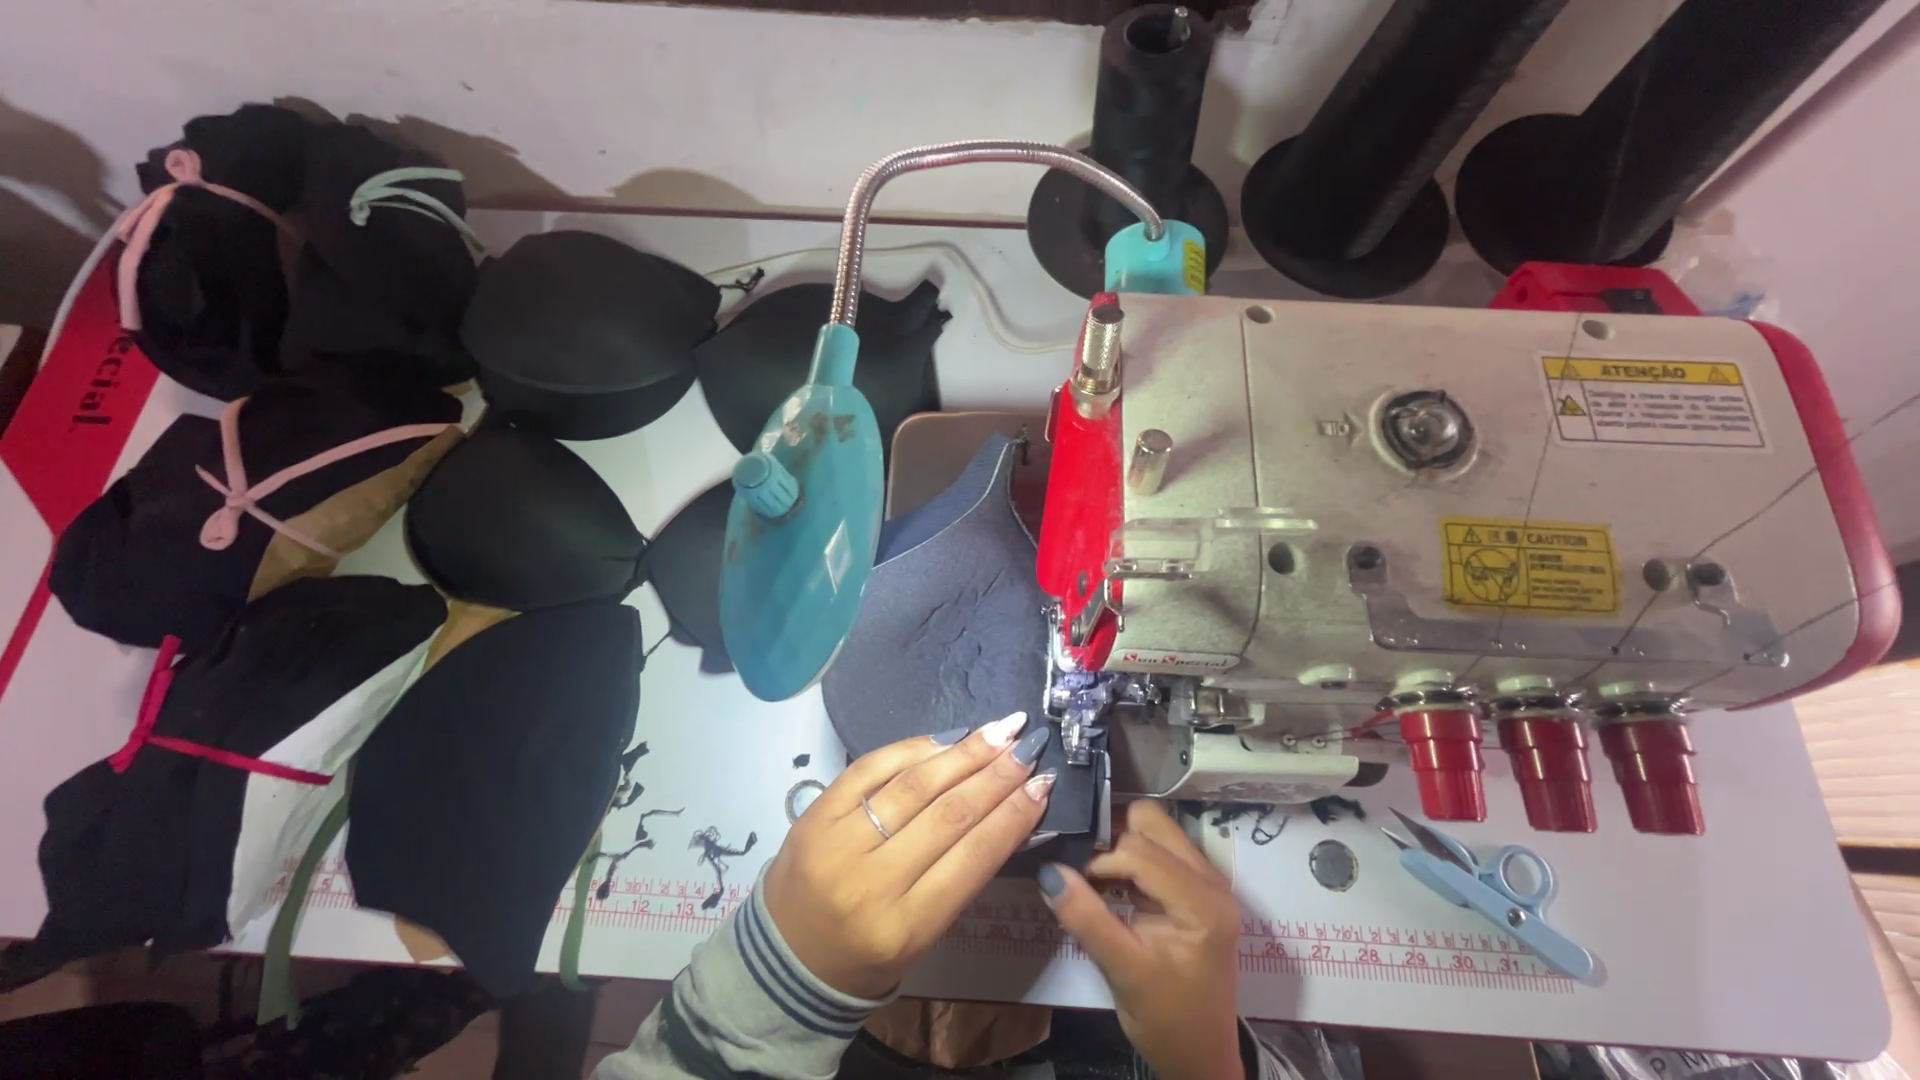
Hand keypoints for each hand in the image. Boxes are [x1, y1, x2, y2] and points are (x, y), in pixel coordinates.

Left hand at [762, 712, 1054, 998]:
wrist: (783, 959)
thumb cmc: (865, 956)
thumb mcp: (922, 935)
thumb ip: (962, 876)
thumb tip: (1012, 812)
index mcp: (905, 927)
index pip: (973, 859)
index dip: (1013, 816)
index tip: (1044, 784)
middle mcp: (871, 882)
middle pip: (947, 815)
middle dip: (996, 776)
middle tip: (1029, 747)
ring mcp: (837, 843)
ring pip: (913, 786)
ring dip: (963, 754)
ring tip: (1000, 731)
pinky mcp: (815, 814)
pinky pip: (870, 768)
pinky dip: (912, 748)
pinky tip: (947, 738)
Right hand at [1039, 800, 1243, 1079]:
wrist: (1200, 1058)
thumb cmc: (1167, 1020)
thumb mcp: (1122, 972)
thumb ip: (1086, 918)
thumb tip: (1048, 871)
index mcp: (1202, 902)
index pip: (1141, 851)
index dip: (1099, 858)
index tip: (1070, 878)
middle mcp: (1211, 880)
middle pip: (1152, 822)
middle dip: (1111, 836)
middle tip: (1081, 865)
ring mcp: (1207, 880)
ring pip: (1155, 829)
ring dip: (1120, 843)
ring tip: (1091, 874)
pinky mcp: (1196, 886)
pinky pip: (1159, 848)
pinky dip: (1129, 856)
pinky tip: (1108, 882)